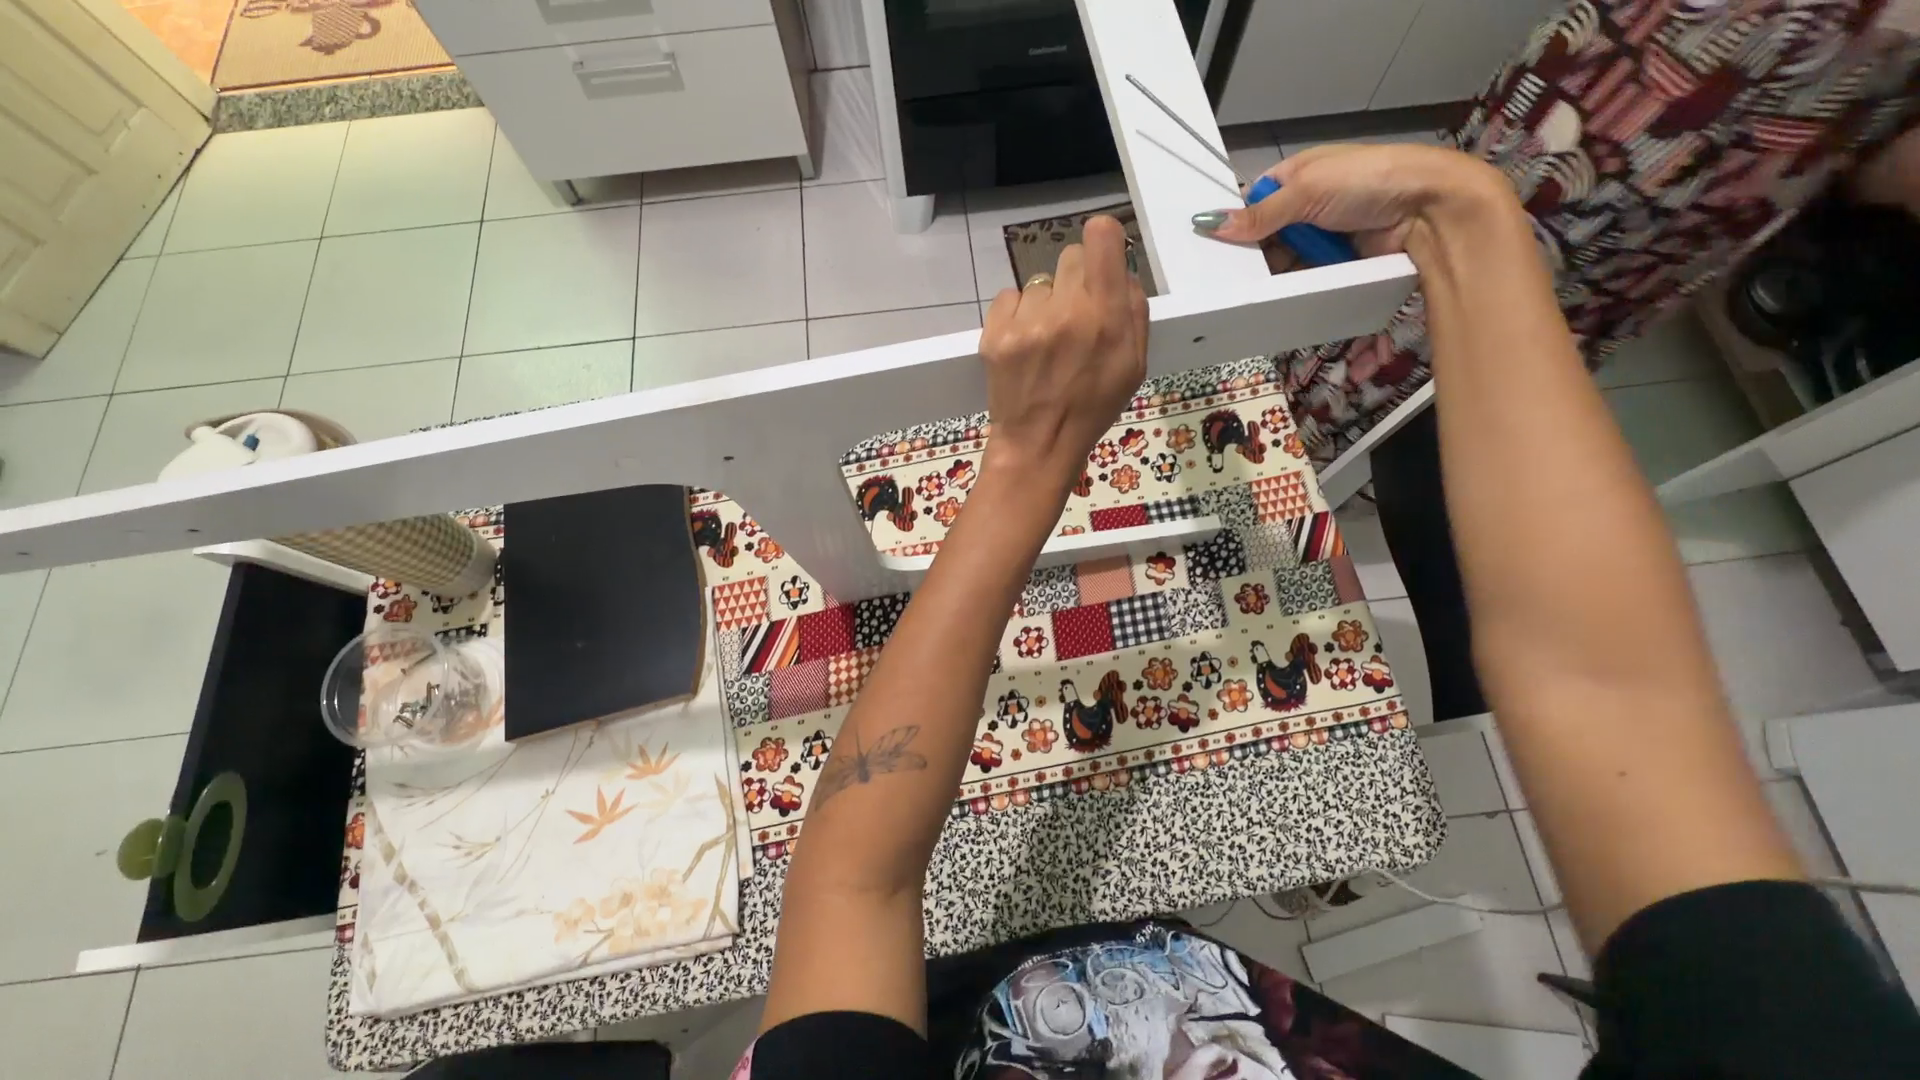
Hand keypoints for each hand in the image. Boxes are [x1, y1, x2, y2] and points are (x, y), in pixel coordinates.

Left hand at [979, 215, 1148, 493]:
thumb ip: (1133, 311)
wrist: (1039, 442)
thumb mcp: (1134, 365)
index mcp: (1107, 317)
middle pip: (1070, 256)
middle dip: (1076, 279)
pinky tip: (1025, 345)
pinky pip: (1009, 298)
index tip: (1102, 255)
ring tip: (1047, 342)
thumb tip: (1119, 270)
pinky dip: (1017, 316)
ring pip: (1039, 284)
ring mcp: (1027, 322)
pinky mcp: (996, 333)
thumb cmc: (1093, 406)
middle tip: (1075, 314)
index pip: (1101, 238)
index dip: (1103, 240)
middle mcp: (1067, 311)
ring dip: (1045, 304)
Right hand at [1197, 144, 1518, 266]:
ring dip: (1268, 271)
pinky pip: (1302, 275)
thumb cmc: (1366, 181)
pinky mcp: (1335, 260)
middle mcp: (1308, 202)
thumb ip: (1259, 214)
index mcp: (1298, 174)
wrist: (1427, 209)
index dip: (1236, 219)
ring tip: (1242, 289)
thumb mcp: (1306, 190)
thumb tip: (1208, 223)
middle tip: (1223, 274)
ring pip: (1281, 258)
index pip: (1255, 199)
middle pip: (1264, 233)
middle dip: (1249, 251)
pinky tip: (1269, 295)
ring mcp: (1322, 233)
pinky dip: (1288, 284)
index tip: (1212, 244)